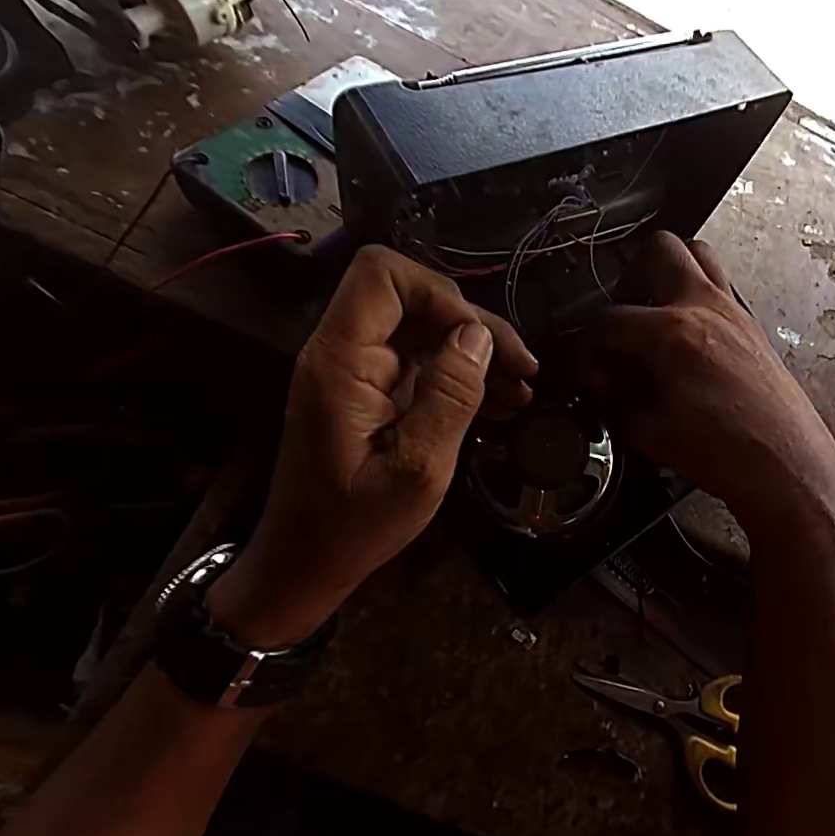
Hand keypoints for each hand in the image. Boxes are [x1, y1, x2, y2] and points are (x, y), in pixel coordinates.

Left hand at [209, 245, 537, 645]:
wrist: (309, 560)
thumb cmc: (356, 523)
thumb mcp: (418, 467)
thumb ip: (450, 395)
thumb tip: (480, 336)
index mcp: (342, 360)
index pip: (383, 275)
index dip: (440, 292)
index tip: (481, 341)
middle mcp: (346, 353)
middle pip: (415, 300)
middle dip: (476, 328)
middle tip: (525, 371)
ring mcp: (360, 371)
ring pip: (427, 330)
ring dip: (477, 354)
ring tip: (521, 392)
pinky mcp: (375, 391)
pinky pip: (424, 363)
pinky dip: (463, 377)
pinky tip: (500, 404)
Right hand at [587, 232, 834, 539]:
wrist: (785, 466)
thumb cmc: (726, 452)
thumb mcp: (649, 433)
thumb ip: (613, 400)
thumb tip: (599, 383)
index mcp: (672, 333)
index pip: (609, 320)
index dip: (588, 346)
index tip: (590, 368)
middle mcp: (705, 308)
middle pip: (659, 249)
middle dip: (630, 276)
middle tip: (624, 316)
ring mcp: (734, 313)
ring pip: (699, 254)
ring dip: (671, 271)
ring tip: (656, 312)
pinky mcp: (752, 327)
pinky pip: (721, 287)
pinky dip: (698, 298)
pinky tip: (688, 339)